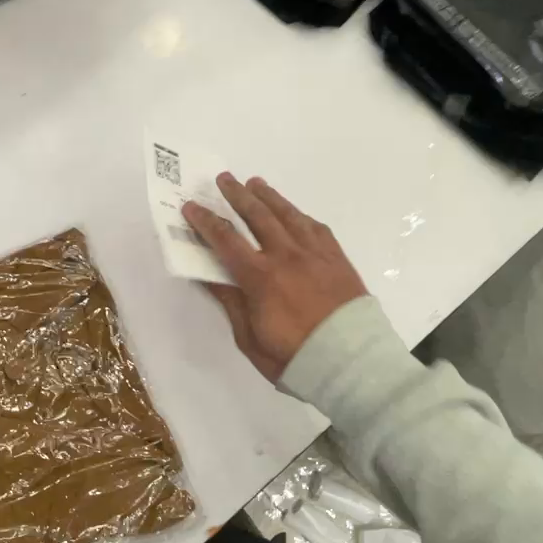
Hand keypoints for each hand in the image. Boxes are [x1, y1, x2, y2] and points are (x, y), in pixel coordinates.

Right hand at [182, 174, 368, 382]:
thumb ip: (231, 302)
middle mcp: (286, 256)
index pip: (225, 240)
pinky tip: (294, 212)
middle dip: (237, 195)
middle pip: (257, 216)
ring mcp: (315, 255)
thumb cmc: (294, 358)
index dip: (205, 221)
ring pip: (288, 215)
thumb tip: (210, 275)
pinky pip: (316, 228)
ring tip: (255, 183)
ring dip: (269, 196)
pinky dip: (300, 216)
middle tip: (223, 178)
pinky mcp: (337, 259)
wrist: (352, 364)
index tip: (191, 206)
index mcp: (260, 277)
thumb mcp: (249, 338)